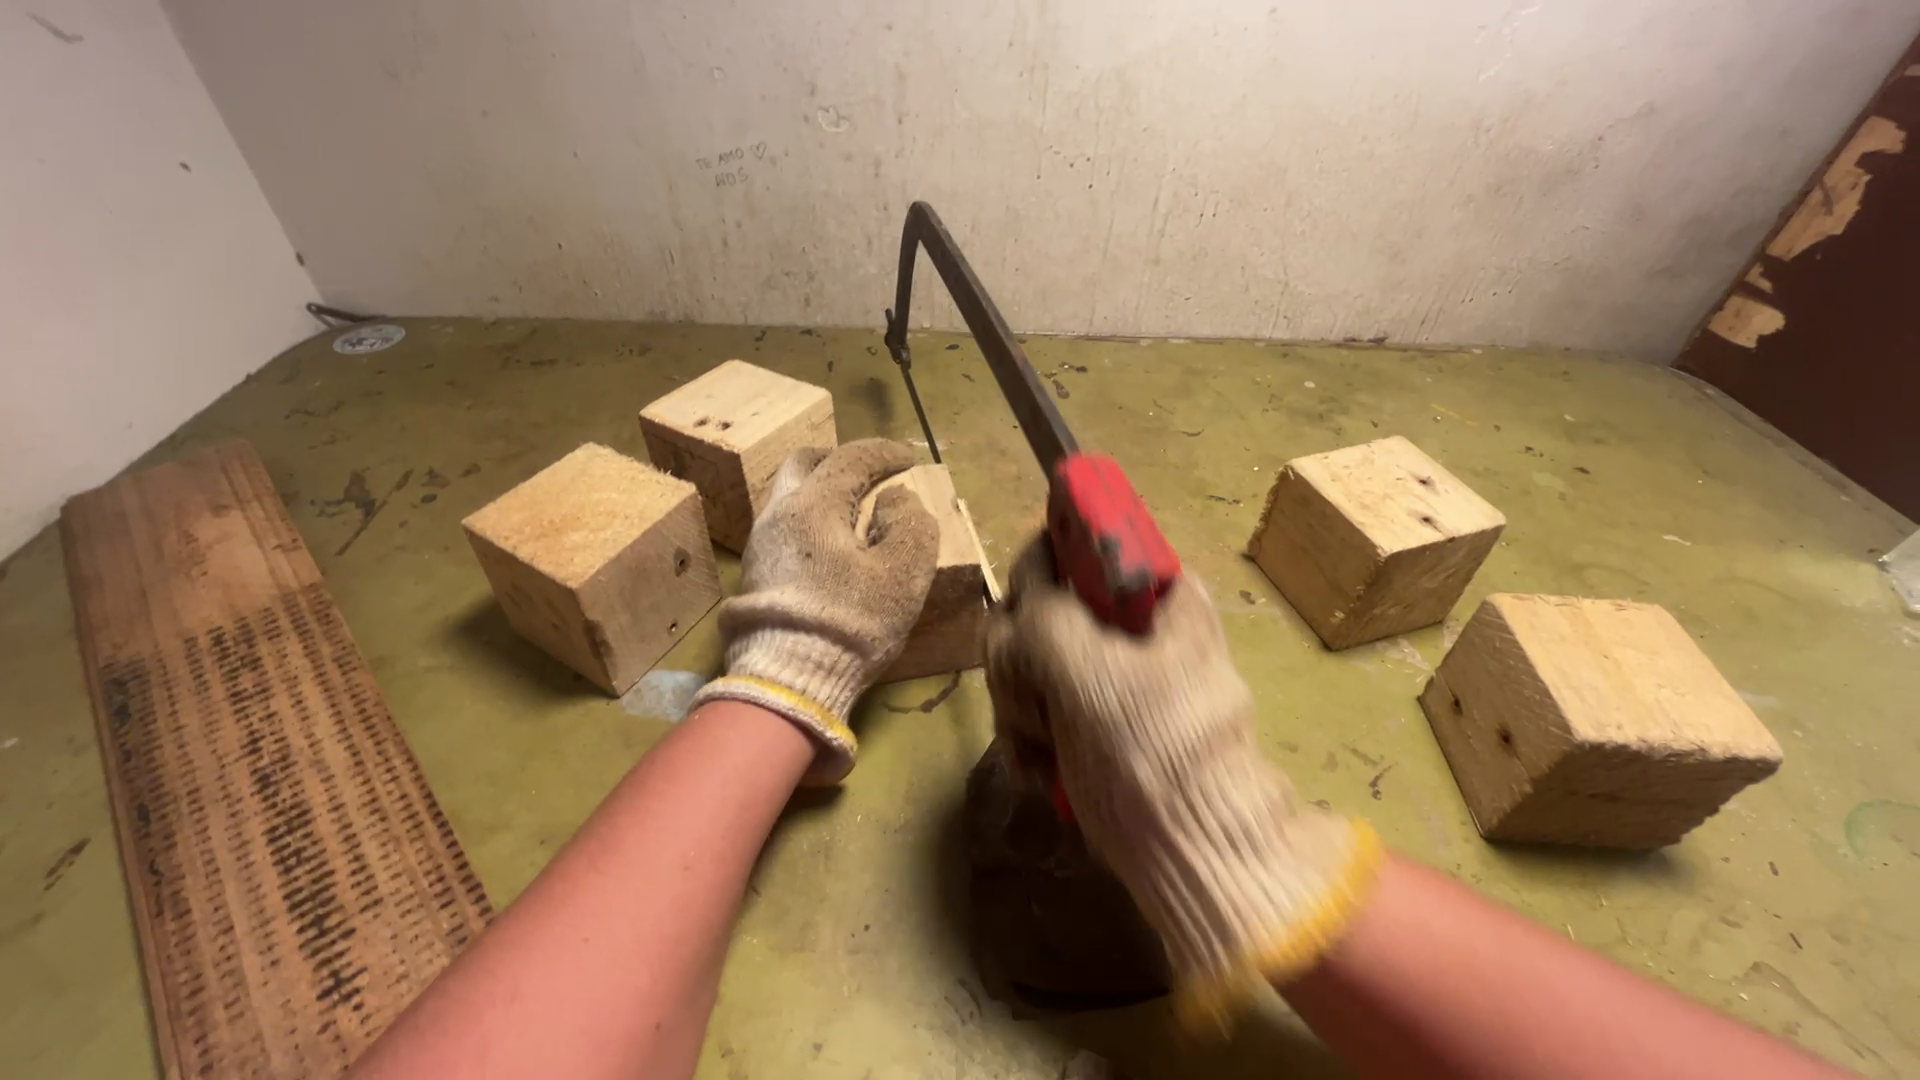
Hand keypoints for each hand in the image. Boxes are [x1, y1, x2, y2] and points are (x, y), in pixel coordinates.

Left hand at [689, 439, 937, 784]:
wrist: (789, 679)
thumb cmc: (852, 621)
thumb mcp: (903, 571)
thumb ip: (910, 524)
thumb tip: (895, 500)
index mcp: (815, 505)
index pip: (851, 458)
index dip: (885, 452)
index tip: (910, 458)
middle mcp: (779, 514)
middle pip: (803, 464)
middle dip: (839, 460)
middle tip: (868, 473)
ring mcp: (761, 545)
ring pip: (788, 497)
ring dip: (821, 492)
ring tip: (852, 512)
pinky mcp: (755, 575)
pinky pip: (784, 529)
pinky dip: (811, 521)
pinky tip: (830, 548)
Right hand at [985, 538, 1382, 1031]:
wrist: (1195, 856)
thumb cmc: (1151, 756)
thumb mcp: (1088, 671)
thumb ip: (1042, 610)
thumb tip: (1020, 586)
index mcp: (1157, 593)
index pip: (1069, 552)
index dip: (1036, 589)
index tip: (1027, 637)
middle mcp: (1138, 622)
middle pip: (1040, 612)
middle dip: (1022, 668)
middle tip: (1037, 713)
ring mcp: (1118, 671)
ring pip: (1032, 660)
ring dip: (1022, 709)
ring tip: (1042, 754)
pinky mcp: (1100, 714)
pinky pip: (1043, 701)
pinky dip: (1032, 735)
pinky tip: (1041, 770)